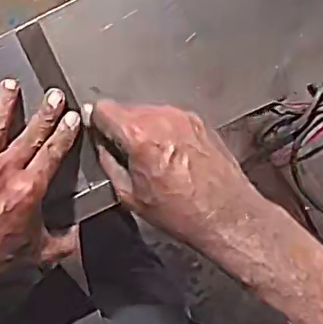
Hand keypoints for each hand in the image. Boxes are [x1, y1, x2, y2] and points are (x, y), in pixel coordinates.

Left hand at [0, 79, 81, 291]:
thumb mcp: (40, 254)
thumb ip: (64, 239)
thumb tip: (79, 230)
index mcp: (28, 189)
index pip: (52, 152)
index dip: (64, 133)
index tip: (71, 117)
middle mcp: (3, 172)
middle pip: (29, 134)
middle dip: (45, 112)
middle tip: (53, 94)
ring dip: (5, 104)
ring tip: (10, 84)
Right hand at [86, 101, 277, 252]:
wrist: (226, 215)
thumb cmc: (184, 212)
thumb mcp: (130, 195)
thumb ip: (109, 163)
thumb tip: (101, 147)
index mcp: (140, 134)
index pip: (103, 108)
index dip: (96, 122)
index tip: (98, 133)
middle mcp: (162, 117)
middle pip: (126, 108)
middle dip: (121, 127)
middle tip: (126, 154)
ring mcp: (183, 117)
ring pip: (149, 112)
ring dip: (144, 129)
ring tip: (153, 159)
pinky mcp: (199, 121)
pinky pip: (170, 119)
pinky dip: (165, 132)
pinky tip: (172, 157)